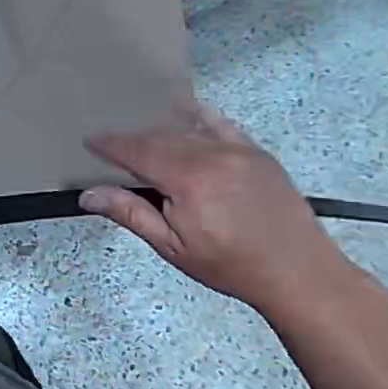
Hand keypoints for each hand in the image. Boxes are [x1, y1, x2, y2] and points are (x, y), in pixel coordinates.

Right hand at [79, 104, 358, 313]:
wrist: (300, 273)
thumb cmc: (230, 265)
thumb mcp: (172, 247)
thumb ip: (130, 213)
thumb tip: (88, 195)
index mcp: (188, 179)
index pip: (137, 150)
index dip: (110, 144)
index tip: (89, 140)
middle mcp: (212, 155)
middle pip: (159, 136)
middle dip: (131, 139)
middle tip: (110, 145)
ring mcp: (238, 150)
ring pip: (186, 129)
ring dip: (158, 130)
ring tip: (139, 136)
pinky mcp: (256, 152)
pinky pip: (219, 124)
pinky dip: (197, 117)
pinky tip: (184, 114)